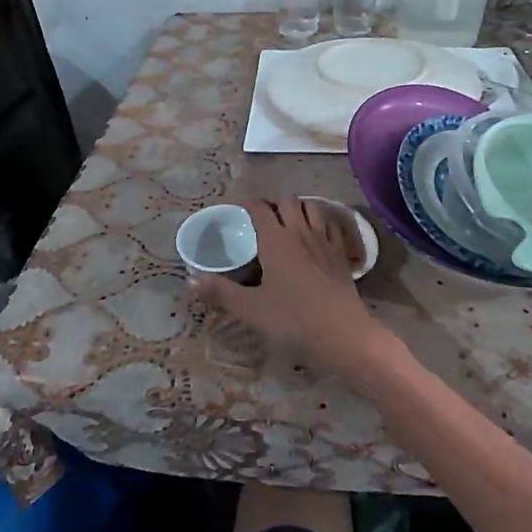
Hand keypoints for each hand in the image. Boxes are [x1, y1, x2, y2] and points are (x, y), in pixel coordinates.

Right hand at [187, 197, 394, 375]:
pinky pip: (331, 225)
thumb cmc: (291, 318)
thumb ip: (219, 292)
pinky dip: (322, 222)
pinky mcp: (340, 251)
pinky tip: (317, 234)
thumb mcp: (250, 308)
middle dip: (274, 203)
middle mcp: (301, 231)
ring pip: (312, 207)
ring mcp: (324, 239)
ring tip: (289, 221)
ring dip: (299, 208)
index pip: (260, 209)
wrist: (340, 330)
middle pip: (288, 201)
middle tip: (263, 218)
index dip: (248, 204)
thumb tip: (190, 280)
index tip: (238, 210)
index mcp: (276, 240)